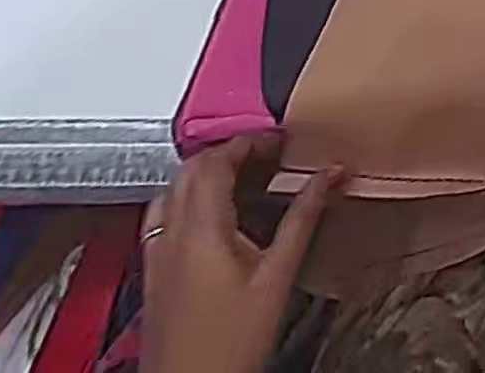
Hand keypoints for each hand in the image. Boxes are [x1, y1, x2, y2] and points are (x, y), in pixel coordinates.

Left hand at [142, 135, 342, 372]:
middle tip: (266, 152)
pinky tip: (210, 212)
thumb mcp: (278, 276)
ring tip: (241, 173)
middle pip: (191, 170)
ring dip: (205, 171)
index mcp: (201, 230)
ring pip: (173, 190)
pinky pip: (162, 217)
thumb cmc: (231, 345)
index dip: (248, 142)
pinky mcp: (153, 275)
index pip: (216, 163)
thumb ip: (303, 217)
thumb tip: (330, 174)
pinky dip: (187, 197)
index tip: (277, 139)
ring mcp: (157, 256)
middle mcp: (171, 237)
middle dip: (229, 151)